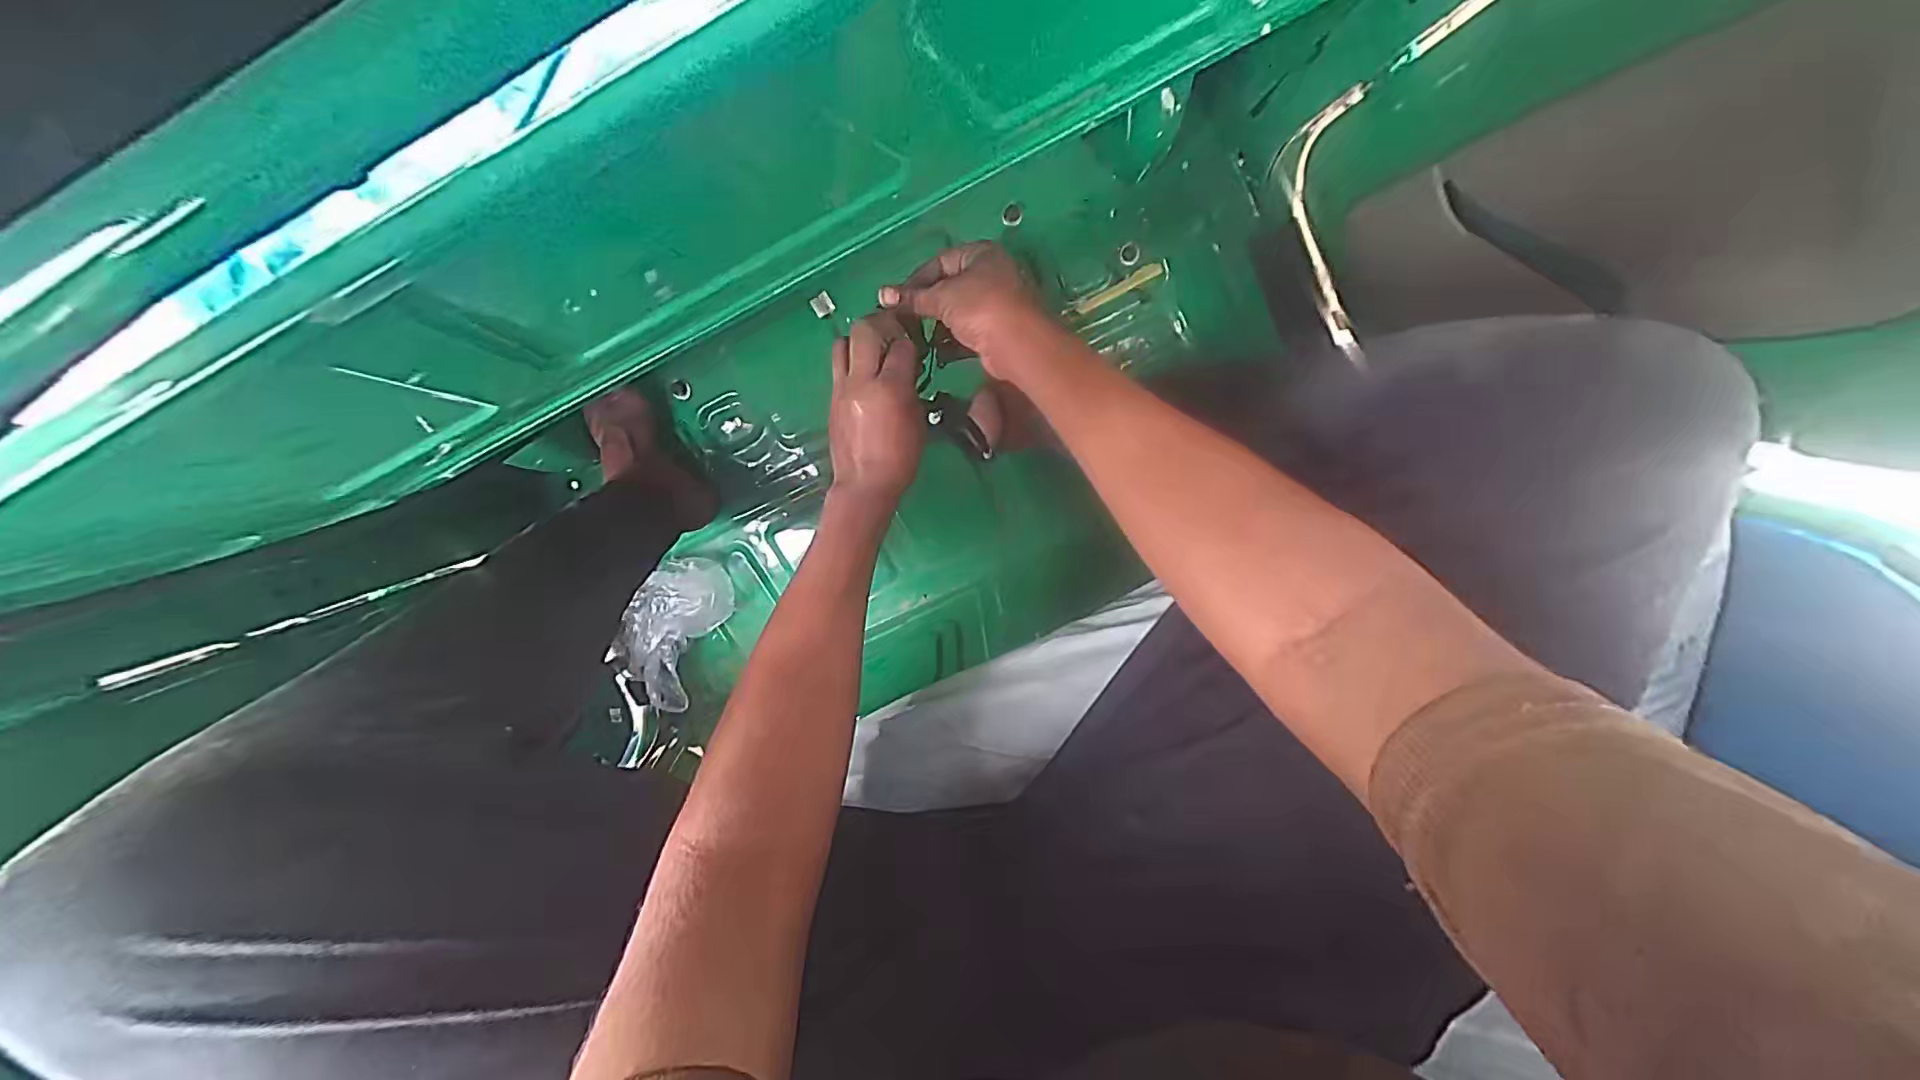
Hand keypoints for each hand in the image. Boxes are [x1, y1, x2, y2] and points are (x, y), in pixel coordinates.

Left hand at [828, 311, 925, 505]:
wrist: (864, 484)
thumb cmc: (900, 460)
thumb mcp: (918, 422)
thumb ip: (912, 390)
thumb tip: (908, 371)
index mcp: (890, 389)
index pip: (902, 346)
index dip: (912, 340)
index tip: (917, 344)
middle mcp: (862, 381)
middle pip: (866, 329)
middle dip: (882, 323)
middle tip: (894, 330)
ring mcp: (842, 388)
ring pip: (844, 342)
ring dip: (860, 338)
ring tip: (874, 348)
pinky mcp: (831, 397)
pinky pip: (838, 365)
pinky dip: (851, 358)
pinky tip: (864, 371)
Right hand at [878, 242, 1059, 383]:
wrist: (1017, 344)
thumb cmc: (980, 307)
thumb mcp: (942, 297)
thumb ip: (913, 297)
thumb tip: (883, 294)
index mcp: (981, 253)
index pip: (940, 261)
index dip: (916, 280)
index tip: (897, 299)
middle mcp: (991, 274)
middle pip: (949, 287)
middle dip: (926, 304)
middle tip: (905, 320)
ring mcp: (996, 304)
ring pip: (958, 312)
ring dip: (937, 325)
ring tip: (917, 337)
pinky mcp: (996, 331)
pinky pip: (967, 332)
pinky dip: (951, 341)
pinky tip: (935, 351)